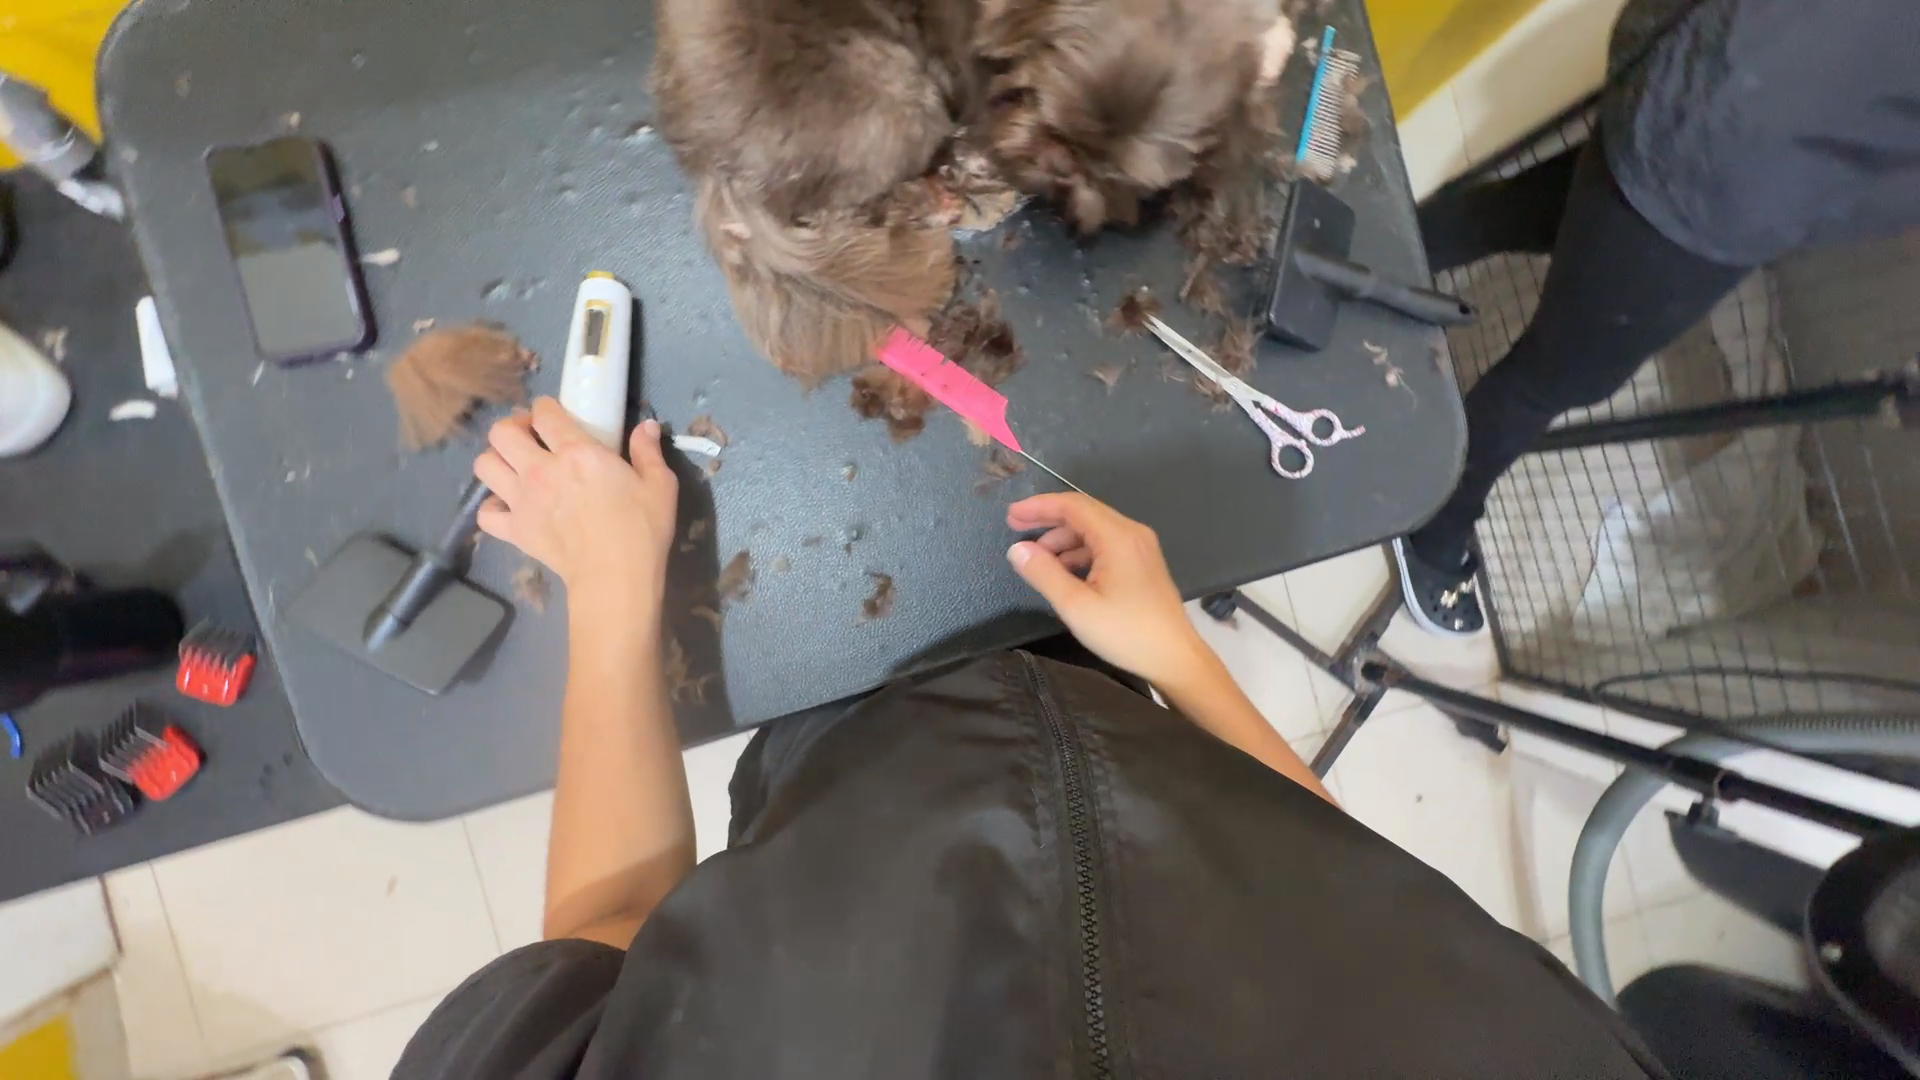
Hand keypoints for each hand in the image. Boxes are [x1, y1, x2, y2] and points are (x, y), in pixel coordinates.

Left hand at [474, 398, 678, 618]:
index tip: (555, 413)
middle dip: (512, 427)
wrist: (615, 575)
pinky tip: (510, 506)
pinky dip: (493, 506)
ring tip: (516, 466)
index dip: (546, 407)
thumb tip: (647, 426)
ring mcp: (521, 500)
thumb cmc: (642, 527)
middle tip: (531, 437)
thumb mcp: (660, 485)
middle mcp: (540, 469)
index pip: (545, 414)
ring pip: (484, 465)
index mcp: (577, 452)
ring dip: (497, 460)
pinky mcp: (514, 529)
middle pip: (501, 433)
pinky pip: (485, 512)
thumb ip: (648, 451)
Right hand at [1005, 493, 1216, 690]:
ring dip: (1063, 538)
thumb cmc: (1126, 633)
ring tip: (1037, 558)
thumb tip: (1017, 549)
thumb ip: (1044, 573)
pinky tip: (1063, 571)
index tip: (1011, 515)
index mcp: (1118, 537)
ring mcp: (1140, 548)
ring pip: (1094, 529)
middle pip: (1084, 512)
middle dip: (1048, 518)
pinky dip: (1080, 551)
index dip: (1039, 506)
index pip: (1073, 506)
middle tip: (1016, 528)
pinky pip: (1105, 545)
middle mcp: (1131, 533)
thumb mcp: (1076, 606)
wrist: (1175, 658)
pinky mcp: (1142, 563)